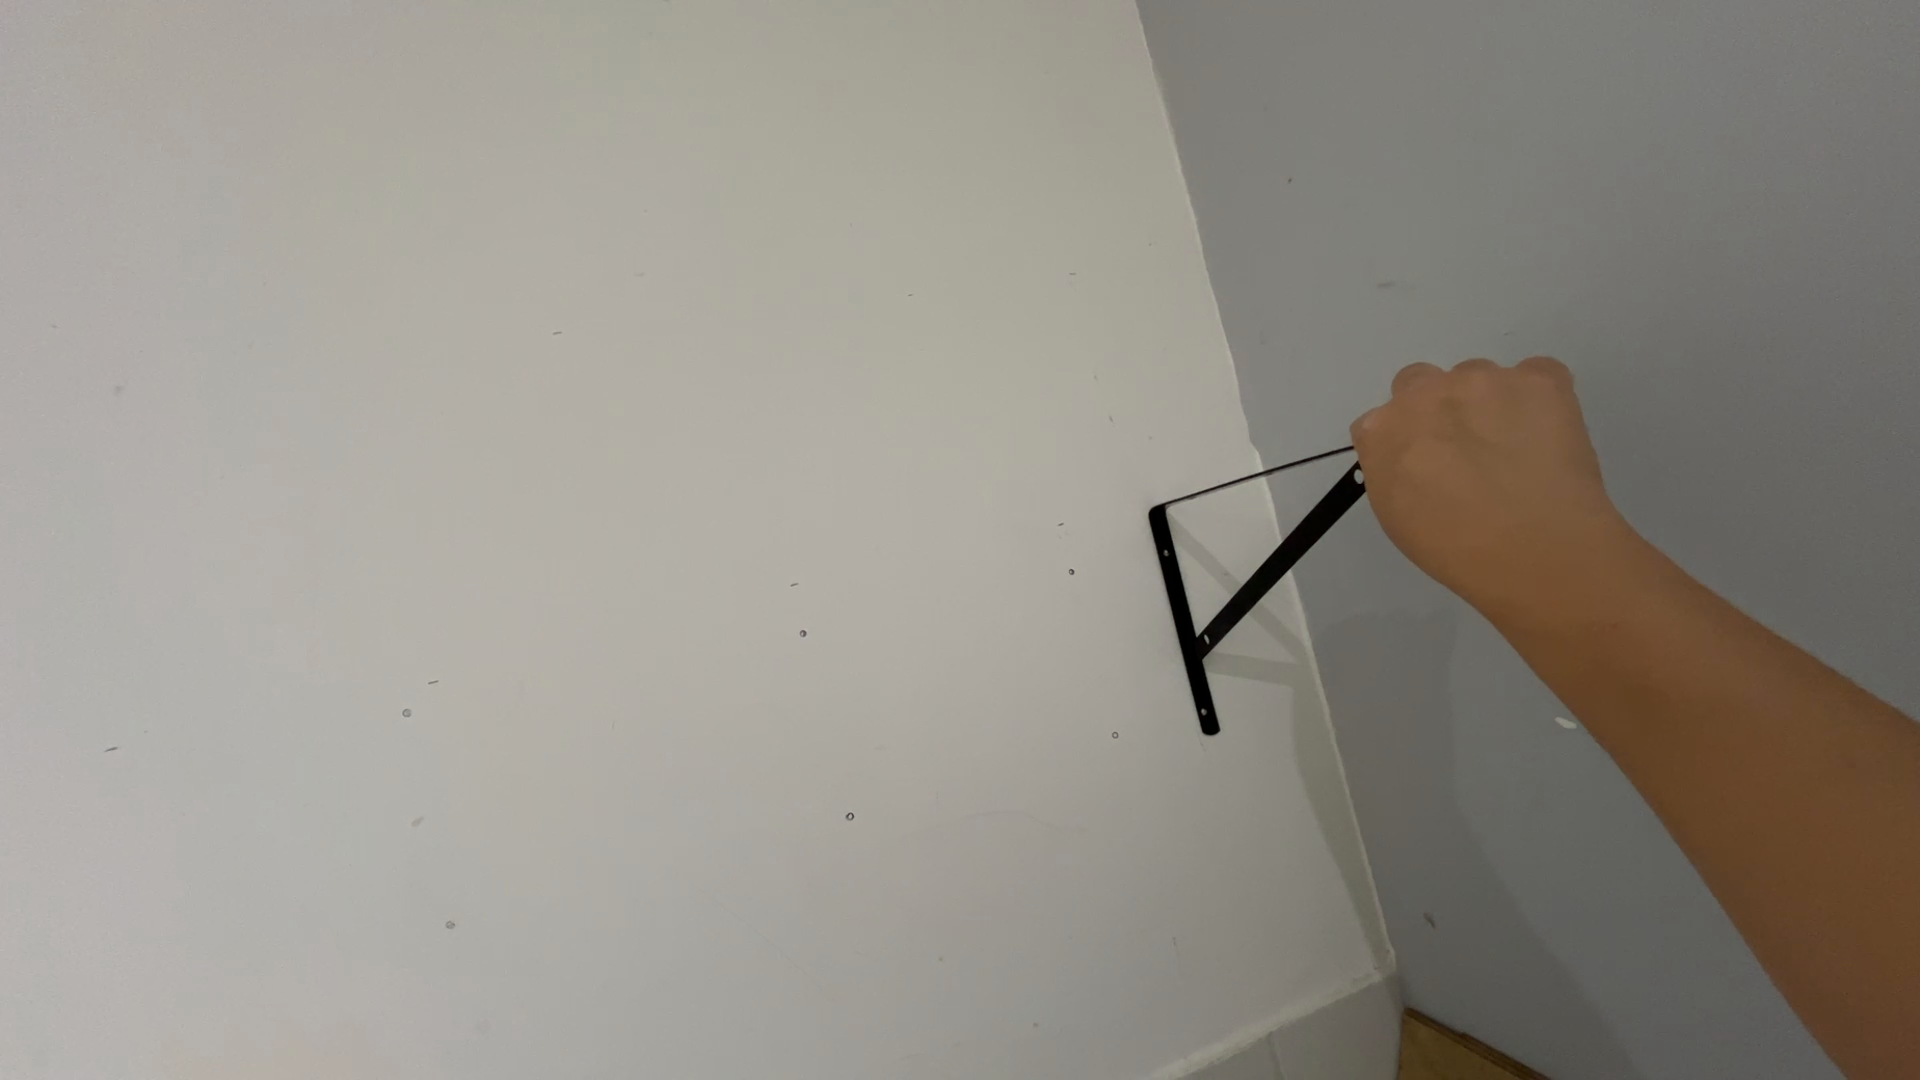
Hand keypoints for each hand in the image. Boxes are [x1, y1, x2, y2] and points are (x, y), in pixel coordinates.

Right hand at [1351, 357, 1642, 621]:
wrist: (1530, 545)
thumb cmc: (1448, 543)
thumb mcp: (1391, 510)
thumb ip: (1390, 466)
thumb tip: (1412, 456)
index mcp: (1380, 429)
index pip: (1380, 421)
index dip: (1402, 442)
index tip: (1421, 466)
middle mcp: (1422, 392)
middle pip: (1418, 382)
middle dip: (1434, 408)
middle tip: (1461, 448)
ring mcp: (1481, 380)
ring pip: (1476, 376)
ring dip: (1484, 401)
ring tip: (1511, 445)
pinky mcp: (1539, 379)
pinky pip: (1535, 372)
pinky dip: (1537, 395)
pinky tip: (1544, 431)